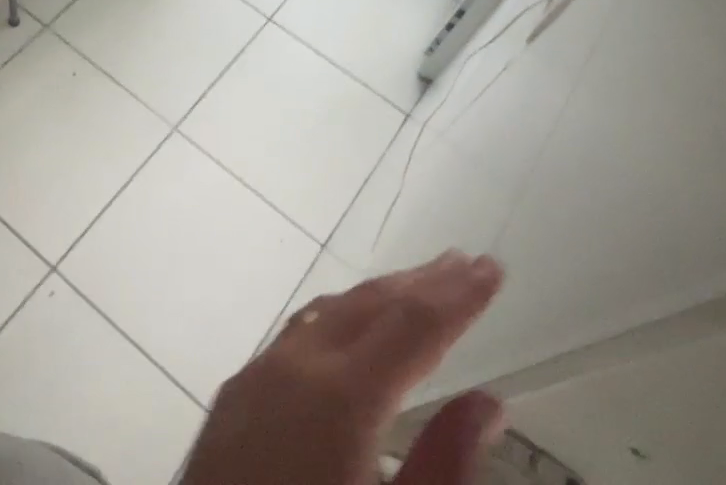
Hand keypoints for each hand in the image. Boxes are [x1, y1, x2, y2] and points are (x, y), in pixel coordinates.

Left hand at [180, 251, 504, 484]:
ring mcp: (256, 378)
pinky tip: (345, 328)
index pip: (412, 326)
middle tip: (463, 263)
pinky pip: (295, 336)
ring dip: (376, 297)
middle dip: (420, 283)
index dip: (457, 297)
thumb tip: (486, 402)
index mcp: (340, 397)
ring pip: (326, 314)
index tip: (491, 268)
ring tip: (416, 287)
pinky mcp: (234, 397)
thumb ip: (444, 463)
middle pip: (367, 306)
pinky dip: (336, 318)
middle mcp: (294, 369)